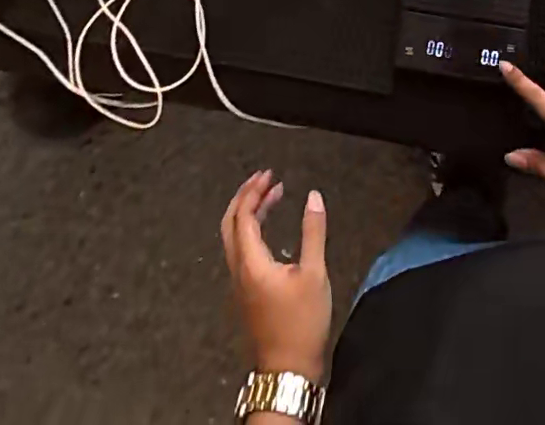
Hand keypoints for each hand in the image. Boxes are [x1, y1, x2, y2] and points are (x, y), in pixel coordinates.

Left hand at [220, 171, 330, 380]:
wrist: (288, 369)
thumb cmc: (302, 322)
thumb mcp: (315, 273)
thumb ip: (313, 231)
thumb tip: (313, 196)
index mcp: (251, 263)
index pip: (243, 217)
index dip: (253, 191)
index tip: (270, 173)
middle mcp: (238, 270)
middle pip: (229, 225)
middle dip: (244, 196)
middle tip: (264, 177)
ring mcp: (240, 283)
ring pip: (233, 237)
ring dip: (248, 211)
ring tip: (272, 194)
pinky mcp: (247, 292)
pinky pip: (241, 249)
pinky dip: (252, 228)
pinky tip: (270, 226)